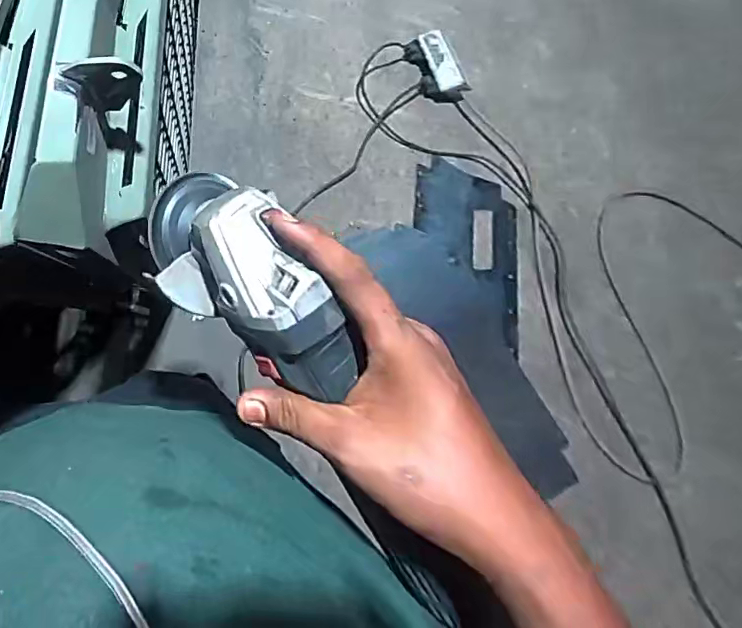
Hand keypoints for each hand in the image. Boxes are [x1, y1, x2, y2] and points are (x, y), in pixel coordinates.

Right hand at [236, 211, 536, 568]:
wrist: (499, 522)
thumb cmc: (427, 472)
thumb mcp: (350, 443)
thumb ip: (294, 415)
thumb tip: (242, 403)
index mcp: (398, 337)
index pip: (352, 274)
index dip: (314, 241)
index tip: (279, 219)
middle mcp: (413, 335)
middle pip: (356, 289)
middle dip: (311, 270)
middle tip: (269, 261)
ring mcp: (424, 355)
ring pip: (366, 317)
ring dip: (326, 308)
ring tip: (284, 306)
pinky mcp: (426, 376)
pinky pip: (377, 339)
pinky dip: (344, 335)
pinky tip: (321, 355)